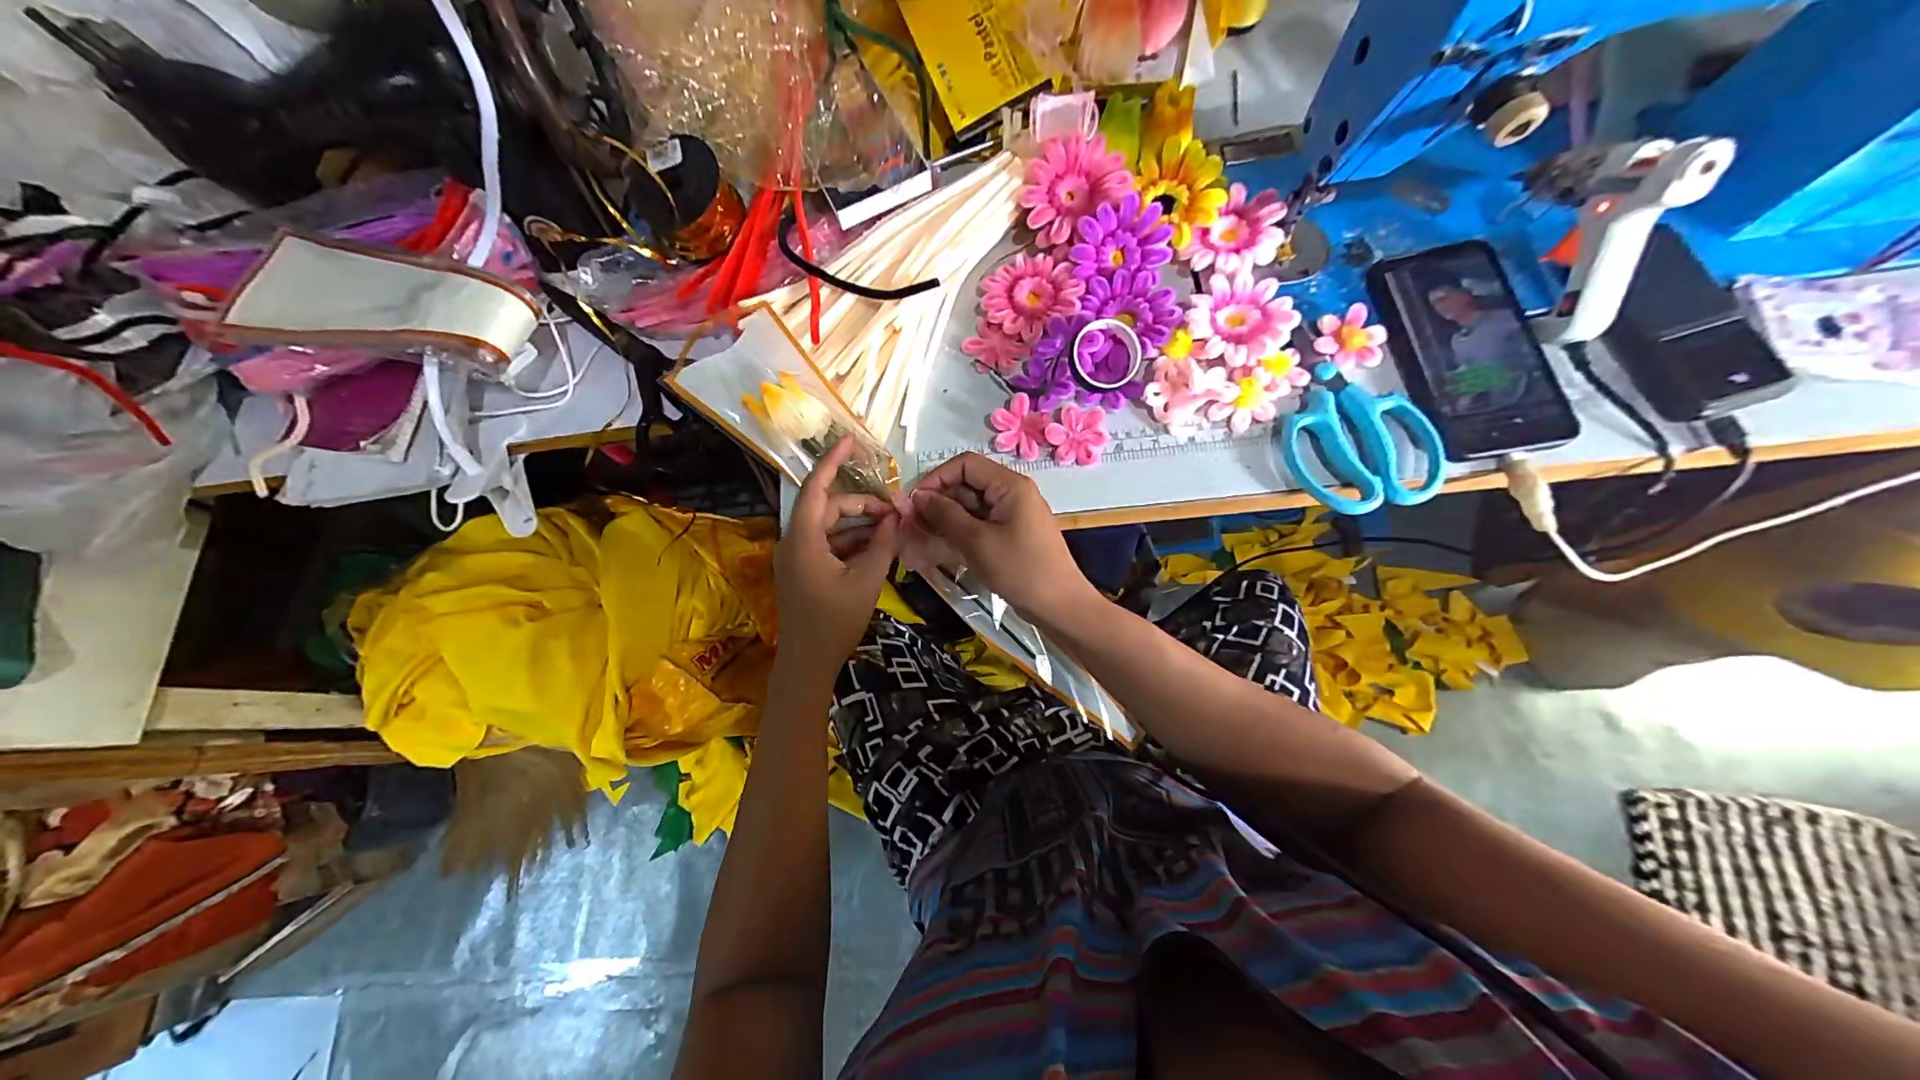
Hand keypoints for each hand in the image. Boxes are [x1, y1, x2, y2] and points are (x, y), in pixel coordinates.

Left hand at [774, 436, 900, 676]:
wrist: (807, 662)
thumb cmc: (834, 621)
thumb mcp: (866, 580)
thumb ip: (882, 544)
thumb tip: (895, 517)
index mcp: (803, 538)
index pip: (816, 488)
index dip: (833, 462)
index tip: (851, 441)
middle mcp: (793, 542)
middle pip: (827, 508)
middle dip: (860, 505)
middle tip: (893, 512)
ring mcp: (796, 557)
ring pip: (829, 527)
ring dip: (858, 525)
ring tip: (890, 529)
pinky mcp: (802, 572)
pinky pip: (826, 545)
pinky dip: (850, 542)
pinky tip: (876, 548)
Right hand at [901, 452, 1095, 625]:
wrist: (1059, 606)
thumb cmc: (1021, 570)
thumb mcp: (977, 541)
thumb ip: (945, 514)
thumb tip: (918, 497)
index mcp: (1010, 485)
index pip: (965, 464)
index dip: (936, 478)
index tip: (914, 502)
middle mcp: (1011, 494)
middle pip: (966, 485)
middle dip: (937, 502)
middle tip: (911, 525)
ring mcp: (1010, 516)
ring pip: (969, 508)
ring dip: (943, 520)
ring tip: (918, 539)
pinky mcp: (1008, 536)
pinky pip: (978, 526)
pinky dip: (957, 534)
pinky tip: (936, 549)